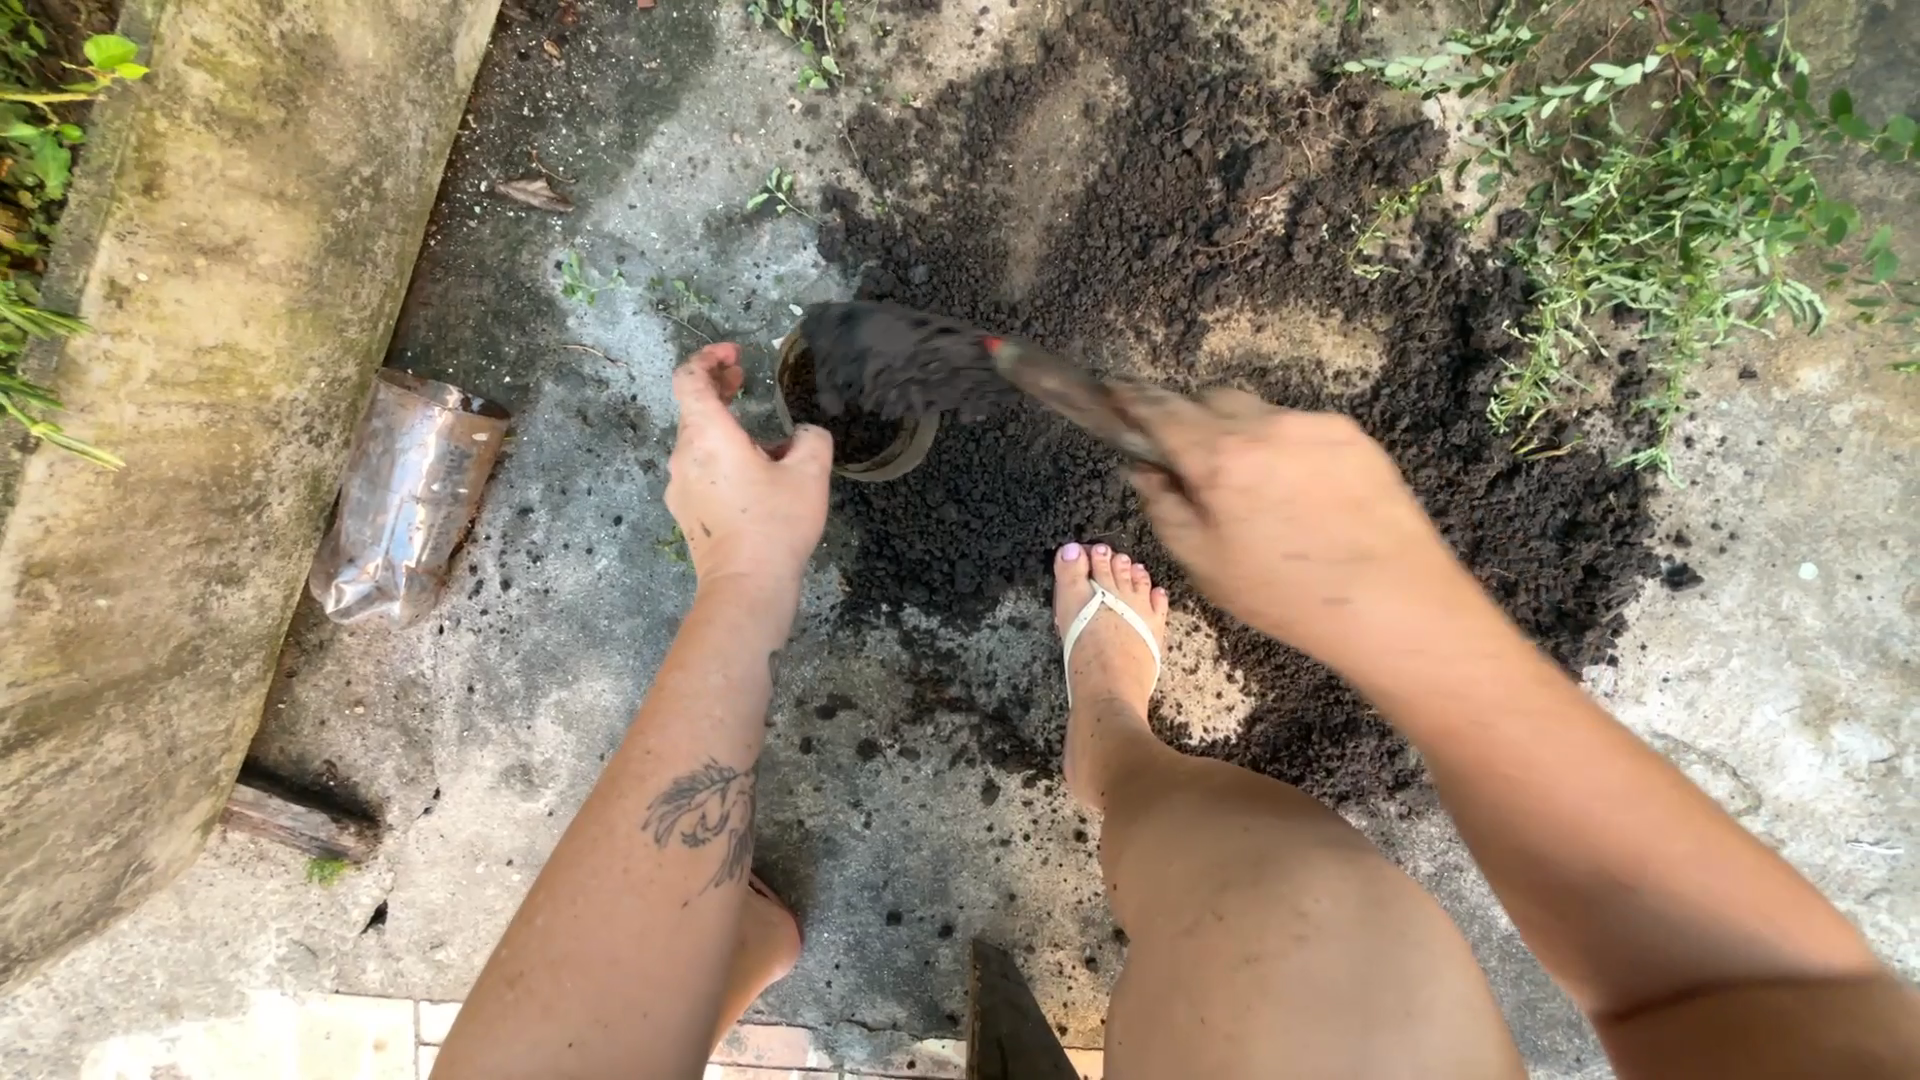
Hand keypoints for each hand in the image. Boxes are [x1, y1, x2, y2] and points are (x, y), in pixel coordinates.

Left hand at [666, 344, 831, 595]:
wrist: (746, 585)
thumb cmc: (776, 523)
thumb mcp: (811, 474)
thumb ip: (812, 440)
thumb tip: (805, 435)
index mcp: (708, 435)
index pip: (688, 377)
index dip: (708, 358)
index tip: (736, 356)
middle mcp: (683, 455)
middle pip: (692, 408)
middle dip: (718, 388)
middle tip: (745, 380)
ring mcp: (679, 487)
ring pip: (698, 442)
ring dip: (726, 429)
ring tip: (767, 445)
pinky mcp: (686, 512)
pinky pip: (700, 471)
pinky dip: (721, 459)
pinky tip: (754, 481)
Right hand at [1120, 385, 1491, 674]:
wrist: (1394, 604)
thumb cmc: (1283, 595)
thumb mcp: (1201, 562)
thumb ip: (1162, 506)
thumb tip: (1145, 469)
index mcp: (1219, 459)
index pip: (1161, 409)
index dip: (1132, 398)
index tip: (1117, 393)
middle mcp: (1265, 427)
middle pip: (1209, 398)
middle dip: (1191, 419)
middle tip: (1194, 463)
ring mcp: (1313, 426)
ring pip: (1256, 412)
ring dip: (1239, 434)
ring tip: (1254, 488)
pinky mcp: (1352, 436)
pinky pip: (1298, 427)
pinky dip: (1281, 447)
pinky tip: (1296, 494)